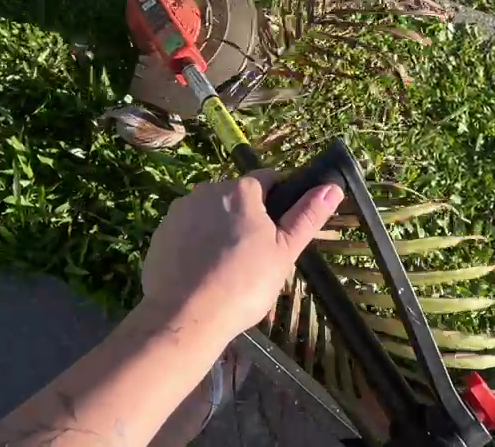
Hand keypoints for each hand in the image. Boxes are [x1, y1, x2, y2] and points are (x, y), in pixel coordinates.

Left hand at [138, 172, 343, 341]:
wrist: (185, 315)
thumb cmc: (244, 283)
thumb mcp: (284, 252)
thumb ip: (307, 216)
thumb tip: (332, 187)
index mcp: (241, 190)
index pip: (267, 179)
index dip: (278, 200)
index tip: (279, 229)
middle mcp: (208, 189)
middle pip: (236, 197)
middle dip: (247, 217)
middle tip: (255, 256)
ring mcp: (181, 208)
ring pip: (210, 212)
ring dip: (220, 228)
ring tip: (227, 268)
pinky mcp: (162, 229)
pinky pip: (187, 229)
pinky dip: (196, 243)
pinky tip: (202, 271)